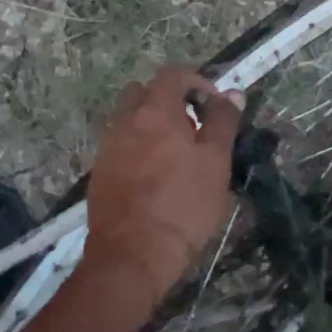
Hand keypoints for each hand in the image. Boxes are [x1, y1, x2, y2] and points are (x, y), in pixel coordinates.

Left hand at [85, 66, 243, 301]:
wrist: (130, 257)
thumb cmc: (182, 206)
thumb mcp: (215, 163)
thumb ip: (223, 122)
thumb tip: (232, 93)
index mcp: (155, 110)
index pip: (173, 74)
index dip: (196, 81)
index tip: (214, 105)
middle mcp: (126, 119)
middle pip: (145, 92)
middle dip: (169, 100)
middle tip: (192, 127)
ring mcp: (108, 146)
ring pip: (130, 119)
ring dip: (151, 125)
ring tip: (175, 155)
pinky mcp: (99, 173)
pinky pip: (120, 146)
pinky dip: (137, 149)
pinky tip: (153, 178)